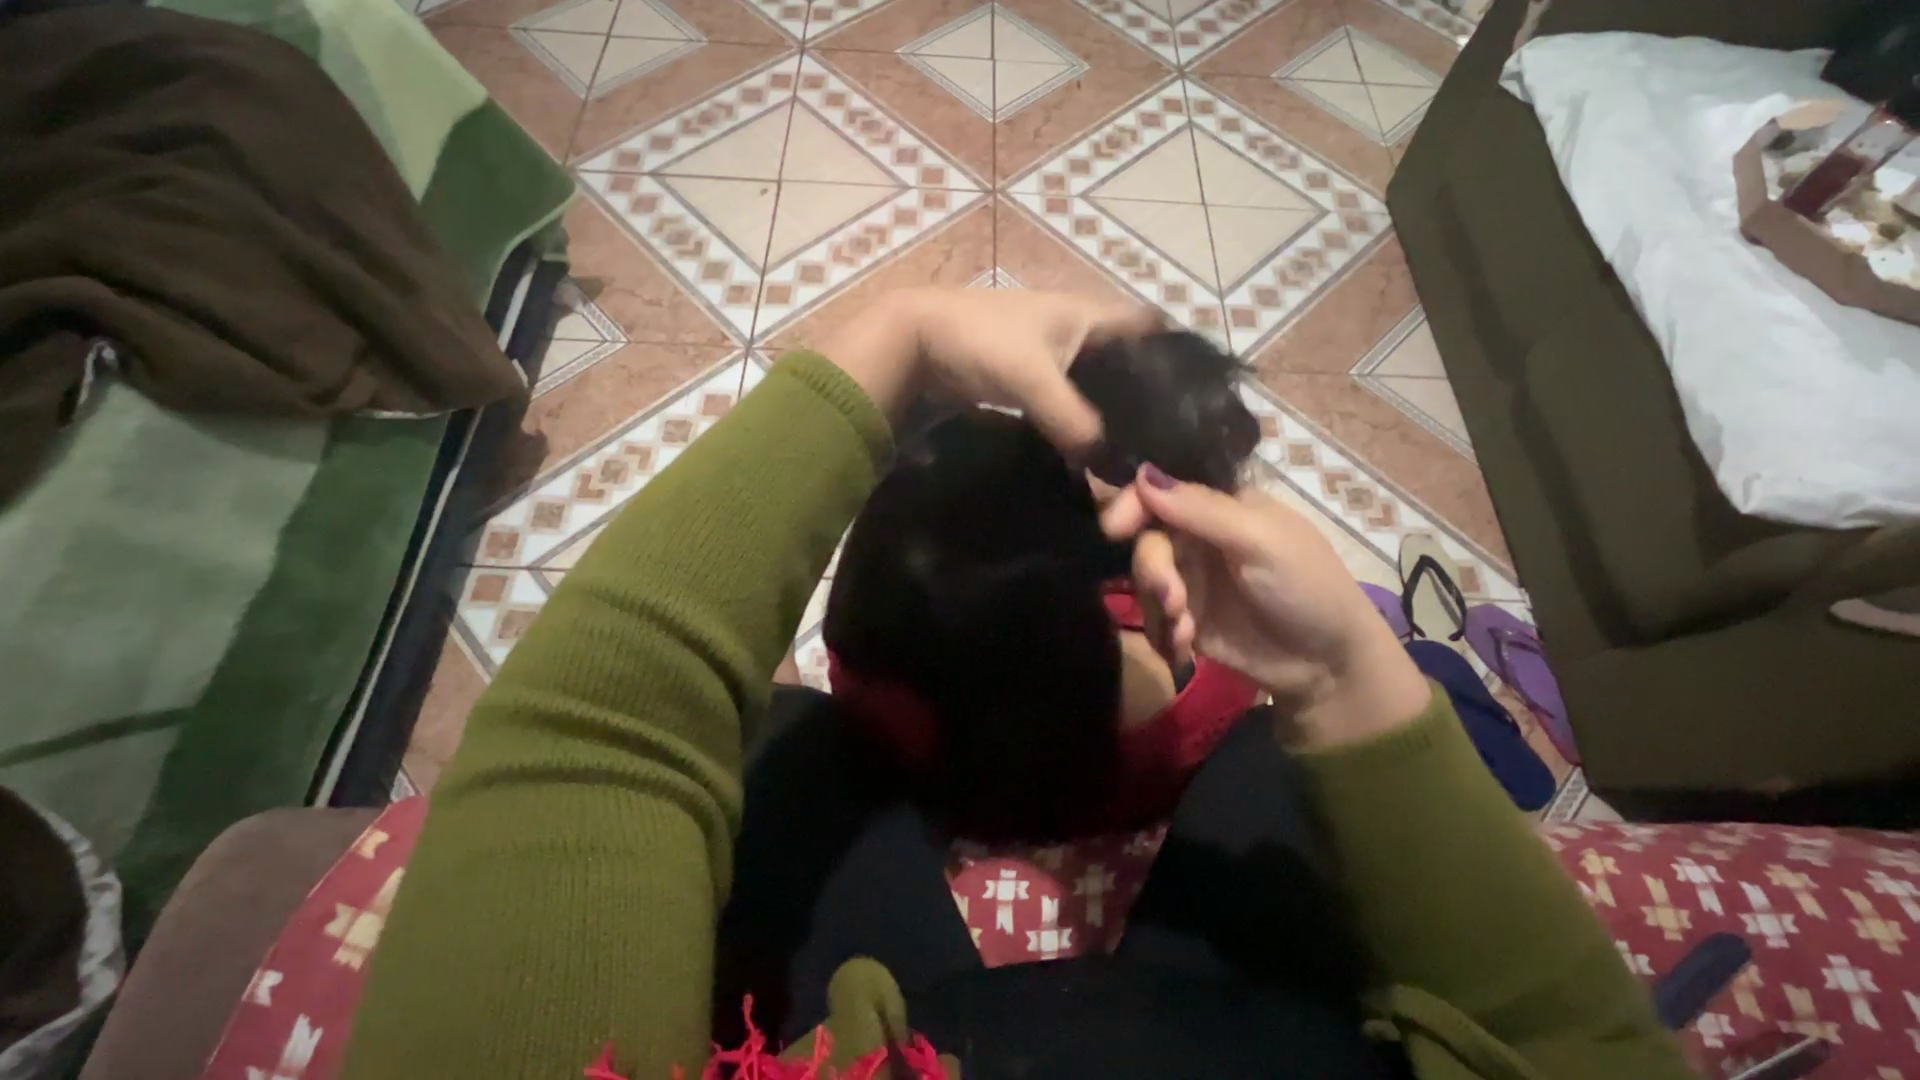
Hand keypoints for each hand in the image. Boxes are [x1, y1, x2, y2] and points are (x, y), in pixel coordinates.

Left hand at [819, 288, 1159, 456]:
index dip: (1180, 362)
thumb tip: (1112, 468)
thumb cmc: (979, 341)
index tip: (1200, 407)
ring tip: (1140, 459)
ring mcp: (1055, 358)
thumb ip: (1074, 420)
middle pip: (1131, 368)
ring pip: (1101, 390)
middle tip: (1172, 448)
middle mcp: (1081, 332)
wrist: (911, 342)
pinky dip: (1084, 428)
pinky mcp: (1031, 383)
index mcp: (1092, 315)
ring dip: (1116, 419)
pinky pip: (1072, 406)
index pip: (1154, 332)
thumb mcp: (1033, 379)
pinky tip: (1094, 456)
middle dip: (1150, 402)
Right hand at [1117, 467, 1432, 749]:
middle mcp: (1198, 539)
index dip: (1132, 505)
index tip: (1114, 529)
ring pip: (1144, 584)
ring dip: (1159, 609)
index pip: (1160, 492)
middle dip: (1153, 571)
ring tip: (1187, 632)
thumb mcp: (1259, 540)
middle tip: (1174, 600)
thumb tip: (1141, 473)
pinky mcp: (1186, 621)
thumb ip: (1199, 508)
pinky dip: (1162, 634)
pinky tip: (1184, 649)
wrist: (1326, 665)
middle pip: (1146, 541)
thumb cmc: (1306, 587)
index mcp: (1219, 507)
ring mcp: (1191, 581)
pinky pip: (1152, 620)